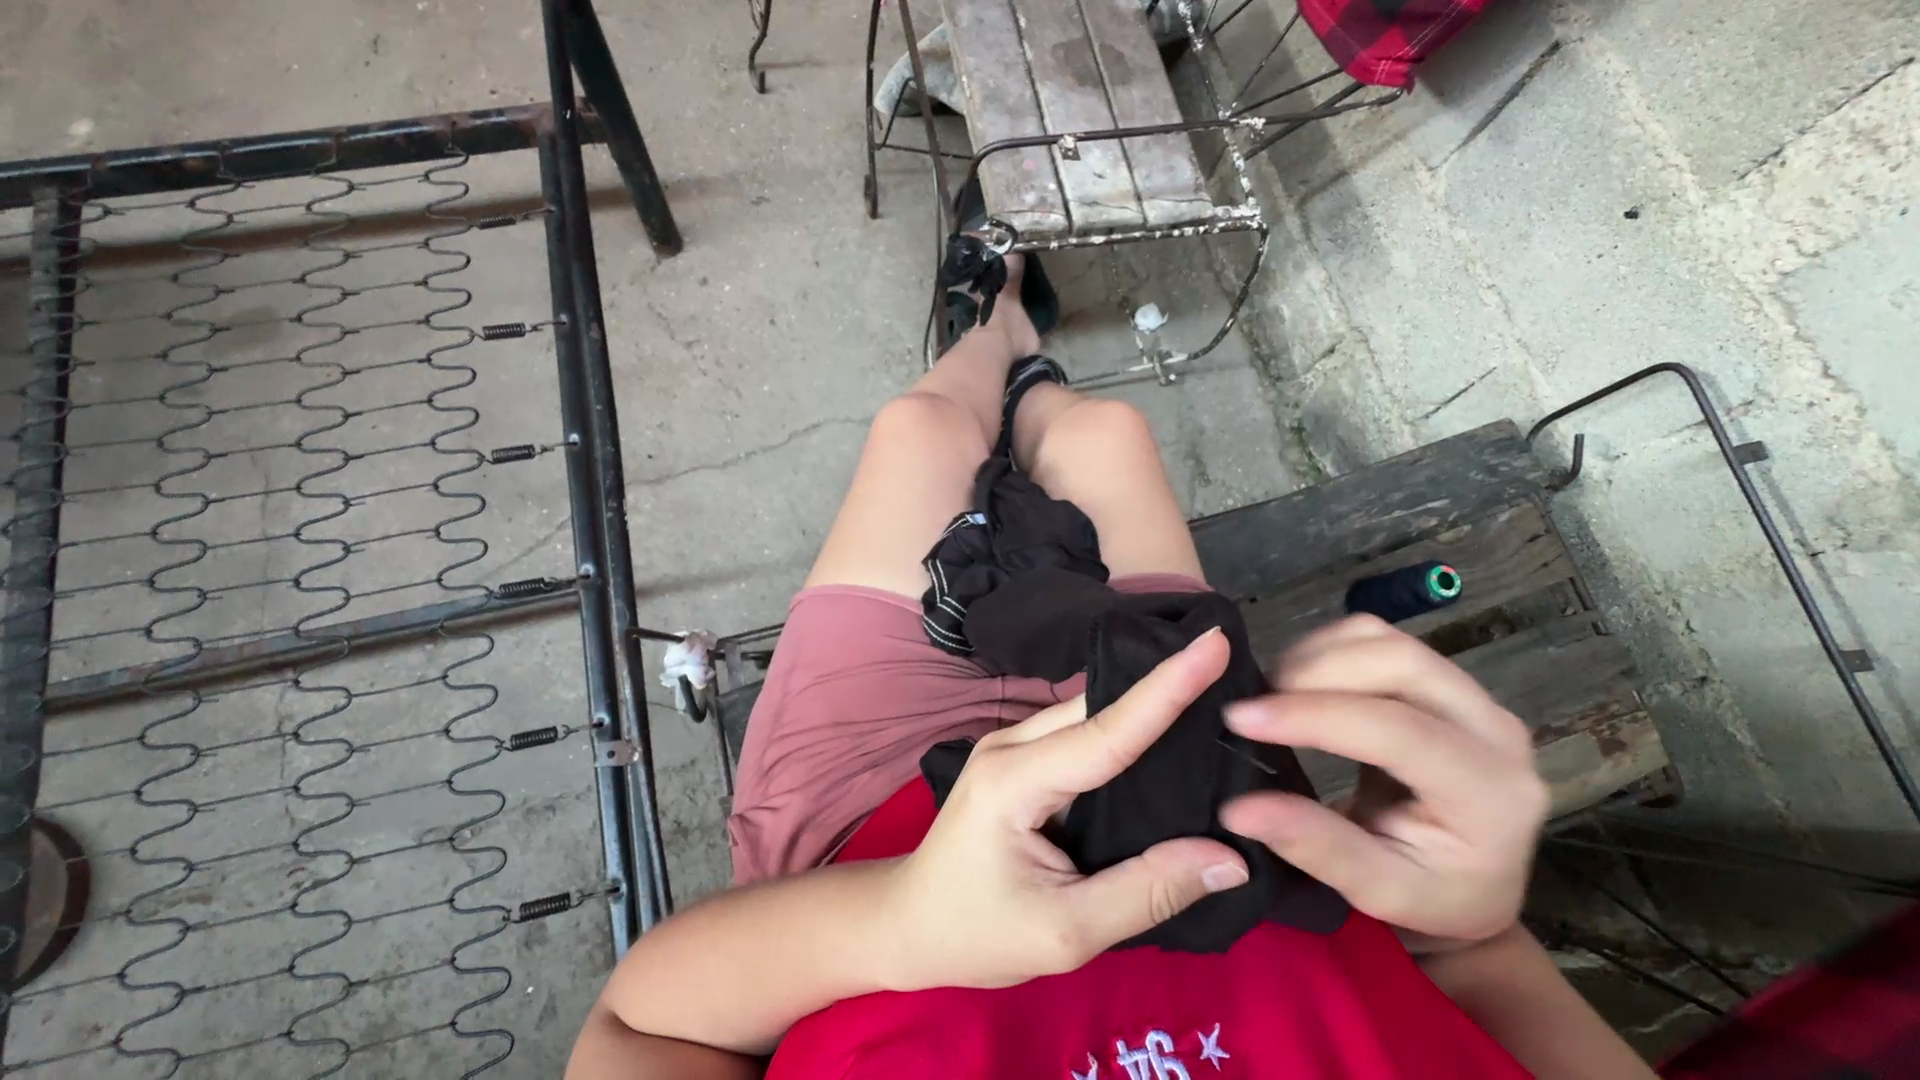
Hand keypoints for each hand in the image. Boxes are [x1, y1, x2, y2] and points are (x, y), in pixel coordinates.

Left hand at [881, 628, 1250, 990]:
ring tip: (1217, 699)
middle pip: (1100, 709)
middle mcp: (1011, 745)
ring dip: (1146, 706)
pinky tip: (1167, 737)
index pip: (1107, 730)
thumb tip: (1229, 857)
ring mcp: (1011, 746)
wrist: (908, 924)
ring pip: (1091, 714)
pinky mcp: (1020, 759)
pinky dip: (1126, 731)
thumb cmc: (977, 933)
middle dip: (1166, 686)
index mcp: (1015, 780)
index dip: (1167, 687)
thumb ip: (1146, 892)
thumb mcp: (1065, 932)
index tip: (1214, 641)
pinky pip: (1082, 732)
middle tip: (1238, 673)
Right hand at [1220, 615, 1548, 951]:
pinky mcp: (1443, 678)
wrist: (1467, 884)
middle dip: (1314, 673)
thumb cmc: (1428, 895)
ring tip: (1272, 697)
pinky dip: (1325, 648)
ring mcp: (1473, 696)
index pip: (1397, 730)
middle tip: (1255, 705)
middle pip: (1400, 662)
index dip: (1313, 717)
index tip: (1240, 718)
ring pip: (1385, 639)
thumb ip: (1316, 847)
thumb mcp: (1377, 892)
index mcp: (1491, 792)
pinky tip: (1299, 686)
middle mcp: (1495, 730)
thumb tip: (1238, 809)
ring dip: (1316, 656)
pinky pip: (1376, 636)